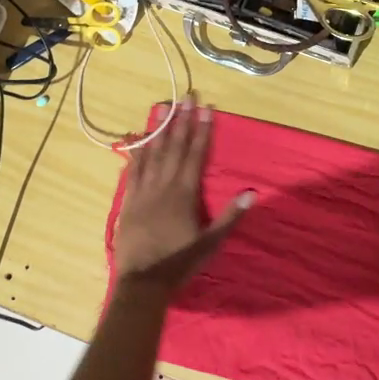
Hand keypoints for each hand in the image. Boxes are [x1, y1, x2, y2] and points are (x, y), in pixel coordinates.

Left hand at [112, 95, 251, 300]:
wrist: (142, 283)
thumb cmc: (180, 263)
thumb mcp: (211, 243)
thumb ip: (230, 216)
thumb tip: (252, 192)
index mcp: (185, 194)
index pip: (196, 154)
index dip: (202, 130)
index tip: (206, 108)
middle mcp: (164, 186)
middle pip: (174, 147)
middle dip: (182, 120)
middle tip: (186, 96)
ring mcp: (143, 192)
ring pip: (152, 153)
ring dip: (159, 129)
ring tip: (163, 107)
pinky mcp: (127, 201)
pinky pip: (132, 170)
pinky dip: (136, 152)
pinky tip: (137, 138)